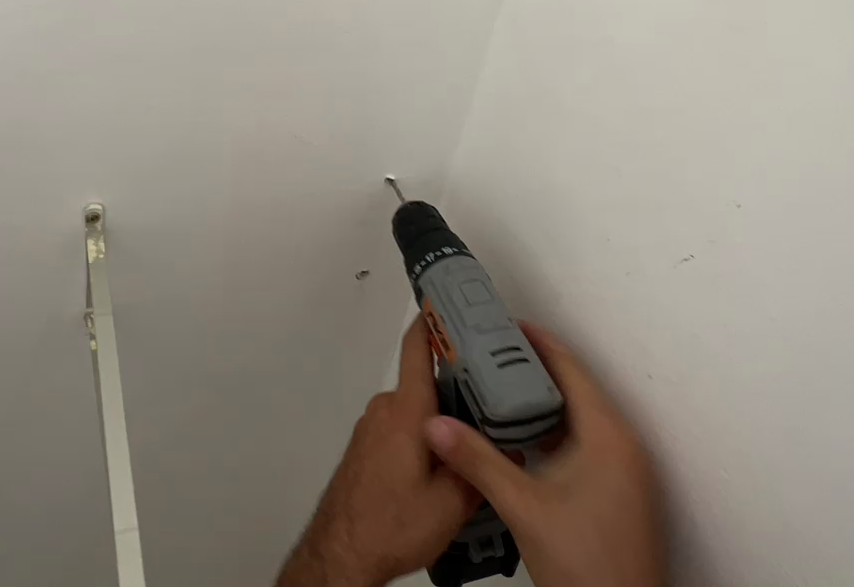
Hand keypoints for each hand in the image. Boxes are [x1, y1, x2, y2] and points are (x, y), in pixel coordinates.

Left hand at [277, 316, 481, 586]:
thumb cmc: (393, 523)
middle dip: (455, 391)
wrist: (341, 553)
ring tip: (468, 447)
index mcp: (406, 409)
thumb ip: (482, 470)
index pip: (417, 348)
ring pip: (413, 409)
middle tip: (490, 403)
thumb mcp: (452, 503)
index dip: (431, 321)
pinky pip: (398, 427)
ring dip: (436, 420)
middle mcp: (385, 408)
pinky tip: (436, 467)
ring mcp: (371, 426)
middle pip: (424, 383)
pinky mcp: (365, 446)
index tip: (445, 301)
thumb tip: (511, 451)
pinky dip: (418, 435)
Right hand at [424, 322, 664, 586]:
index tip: (505, 324)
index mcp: (607, 435)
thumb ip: (477, 460)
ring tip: (499, 385)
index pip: (569, 367)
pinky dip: (552, 428)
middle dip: (532, 368)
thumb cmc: (586, 565)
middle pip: (574, 387)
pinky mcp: (619, 490)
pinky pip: (584, 440)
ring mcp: (624, 469)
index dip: (536, 341)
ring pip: (578, 416)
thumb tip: (435, 425)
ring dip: (542, 399)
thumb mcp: (522, 506)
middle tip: (491, 352)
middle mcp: (622, 444)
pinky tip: (522, 435)